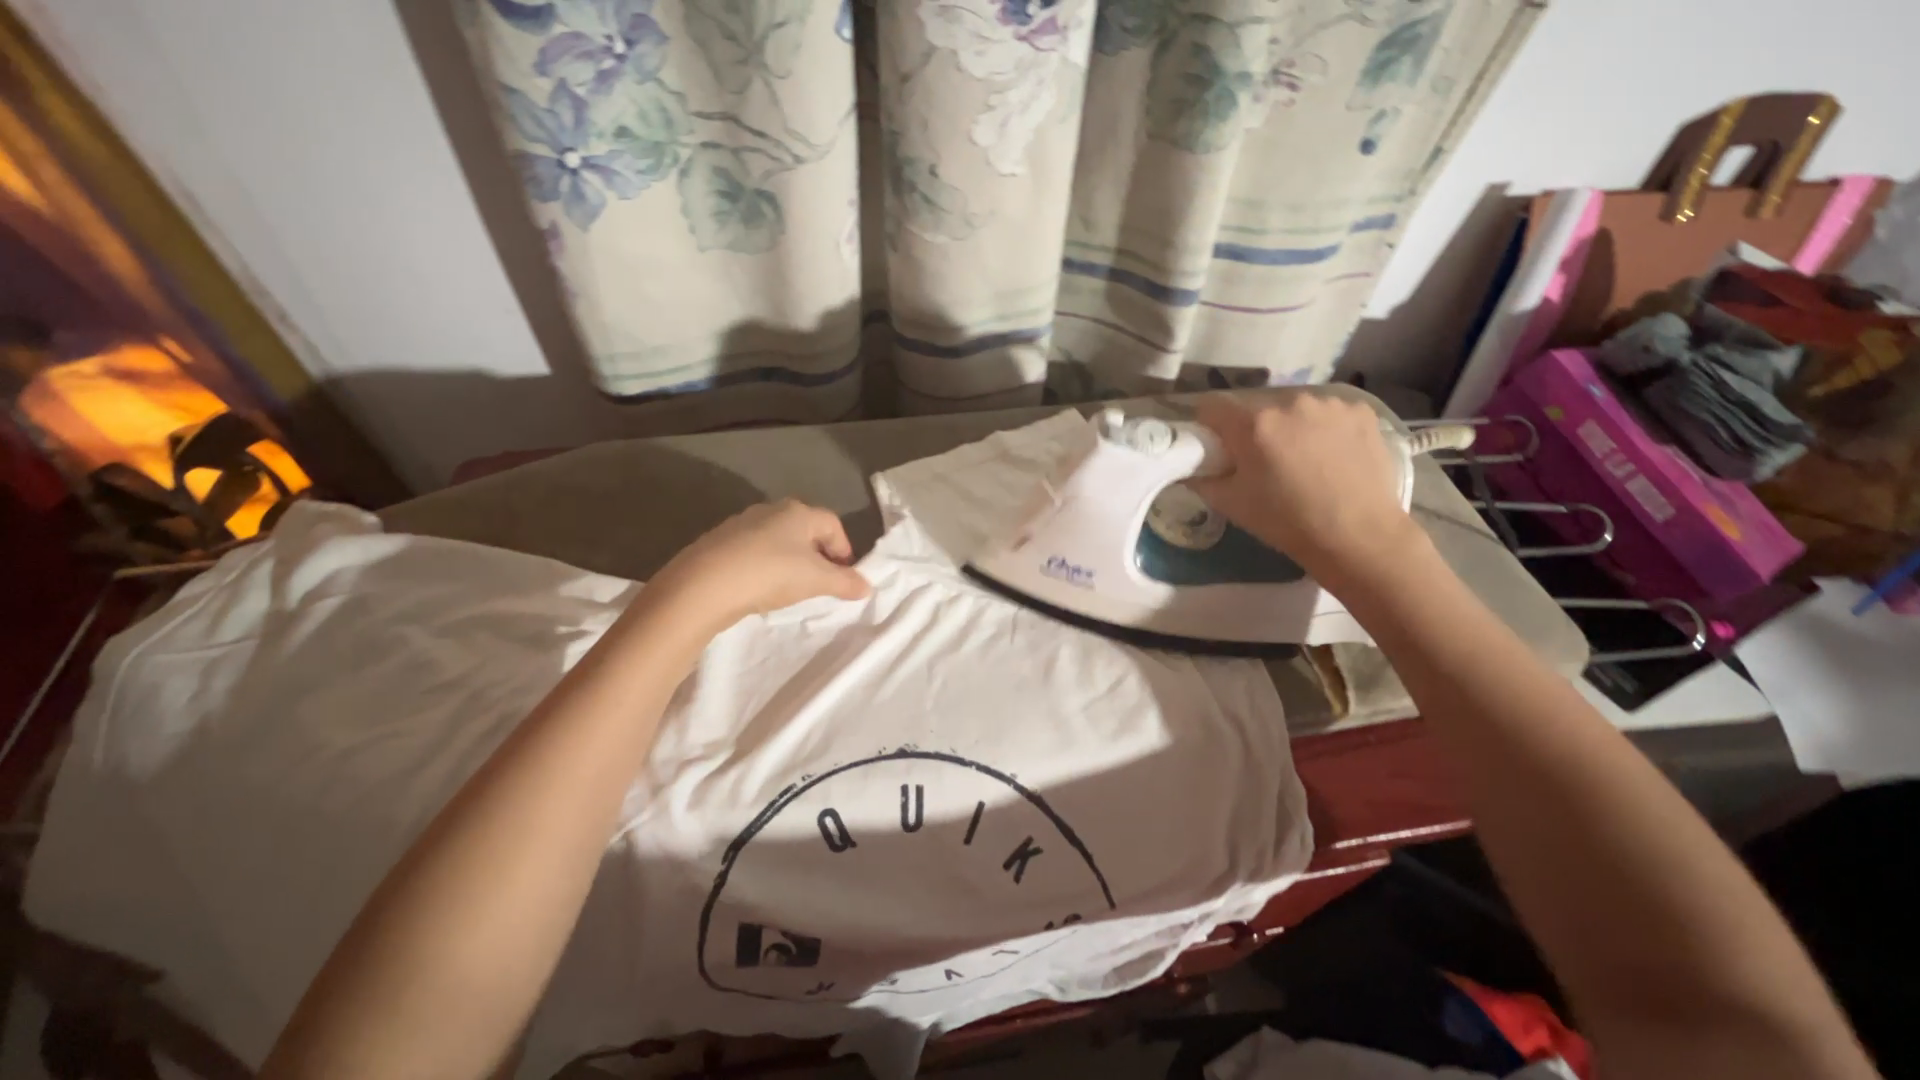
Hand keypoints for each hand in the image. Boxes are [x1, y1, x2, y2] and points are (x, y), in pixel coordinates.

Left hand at [645, 499, 870, 631]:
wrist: (703, 585)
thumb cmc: (770, 574)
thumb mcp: (815, 581)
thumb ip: (844, 582)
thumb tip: (867, 586)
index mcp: (798, 512)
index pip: (833, 524)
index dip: (844, 549)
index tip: (844, 575)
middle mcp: (770, 510)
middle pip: (804, 529)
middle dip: (817, 554)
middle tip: (821, 582)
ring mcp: (741, 524)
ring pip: (777, 540)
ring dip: (789, 560)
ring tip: (790, 588)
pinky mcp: (719, 543)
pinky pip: (753, 552)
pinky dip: (764, 566)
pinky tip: (759, 588)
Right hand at [1187, 394, 1424, 585]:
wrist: (1359, 536)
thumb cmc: (1287, 523)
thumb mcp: (1232, 505)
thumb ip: (1202, 479)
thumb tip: (1190, 466)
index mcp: (1253, 425)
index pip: (1212, 407)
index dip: (1208, 426)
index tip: (1216, 446)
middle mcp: (1290, 403)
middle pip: (1257, 408)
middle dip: (1254, 429)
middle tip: (1265, 462)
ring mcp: (1329, 404)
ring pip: (1296, 408)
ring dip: (1292, 427)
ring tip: (1305, 460)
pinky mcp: (1360, 412)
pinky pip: (1330, 413)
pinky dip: (1326, 429)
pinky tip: (1334, 456)